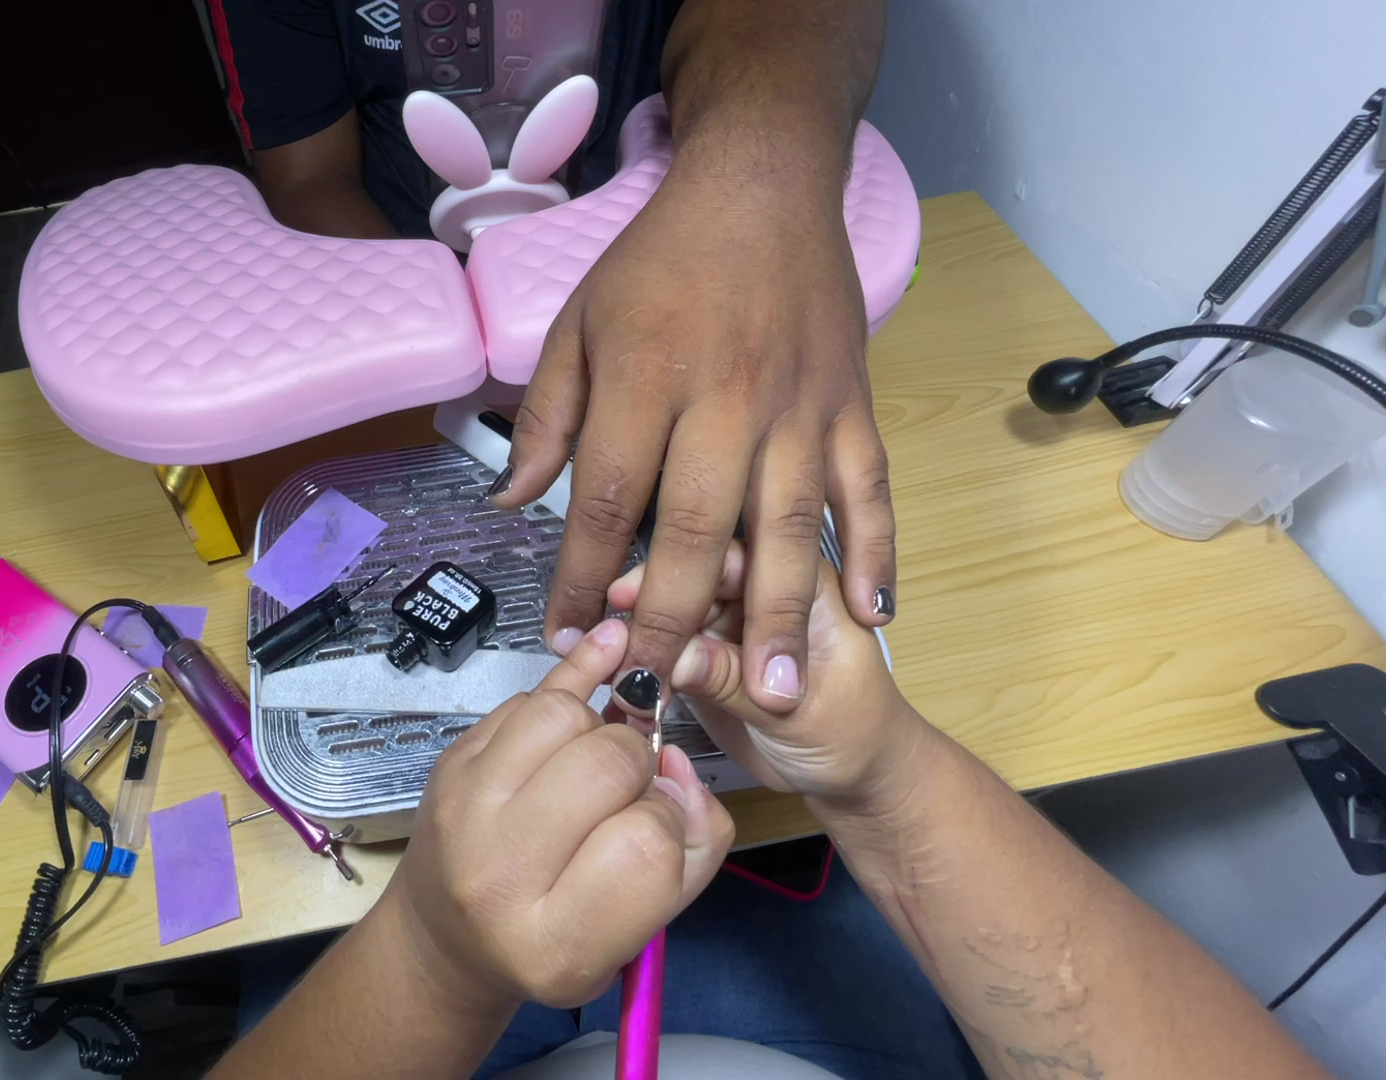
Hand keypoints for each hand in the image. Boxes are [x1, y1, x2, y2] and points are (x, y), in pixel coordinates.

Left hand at [386, 618, 733, 1011]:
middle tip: (628, 782)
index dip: (669, 818)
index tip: (657, 820)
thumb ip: (690, 850)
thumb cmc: (551, 942)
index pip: (645, 847)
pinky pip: (524, 698)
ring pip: (561, 714)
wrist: (447, 935)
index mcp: (553, 944)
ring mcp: (463, 807)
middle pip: (603, 767)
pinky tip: (602, 657)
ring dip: (596, 724)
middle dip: (636, 761)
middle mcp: (496, 874)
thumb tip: (676, 760)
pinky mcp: (451, 761)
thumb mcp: (638, 930)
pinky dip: (567, 685)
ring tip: (595, 753)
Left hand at [492, 167, 895, 717]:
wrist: (760, 189)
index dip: (579, 576)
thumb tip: (511, 502)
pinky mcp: (853, 405)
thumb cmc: (656, 264)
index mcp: (647, 378)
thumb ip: (544, 419)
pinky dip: (875, 553)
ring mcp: (801, 407)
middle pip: (695, 530)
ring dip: (776, 616)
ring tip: (773, 692)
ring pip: (788, 526)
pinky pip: (869, 489)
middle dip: (670, 619)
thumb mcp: (575, 328)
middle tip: (655, 689)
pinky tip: (871, 617)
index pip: (607, 499)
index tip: (562, 635)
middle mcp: (726, 400)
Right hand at [609, 545, 928, 806]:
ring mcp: (722, 625)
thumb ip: (737, 682)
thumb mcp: (804, 711)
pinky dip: (641, 674)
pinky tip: (622, 693)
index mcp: (797, 584)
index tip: (633, 592)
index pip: (732, 558)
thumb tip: (676, 659)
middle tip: (609, 631)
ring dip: (639, 646)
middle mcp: (754, 594)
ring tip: (613, 673)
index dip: (681, 570)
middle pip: (688, 583)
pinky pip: (660, 657)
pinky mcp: (698, 659)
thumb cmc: (854, 731)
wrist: (849, 776)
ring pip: (666, 619)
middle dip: (647, 607)